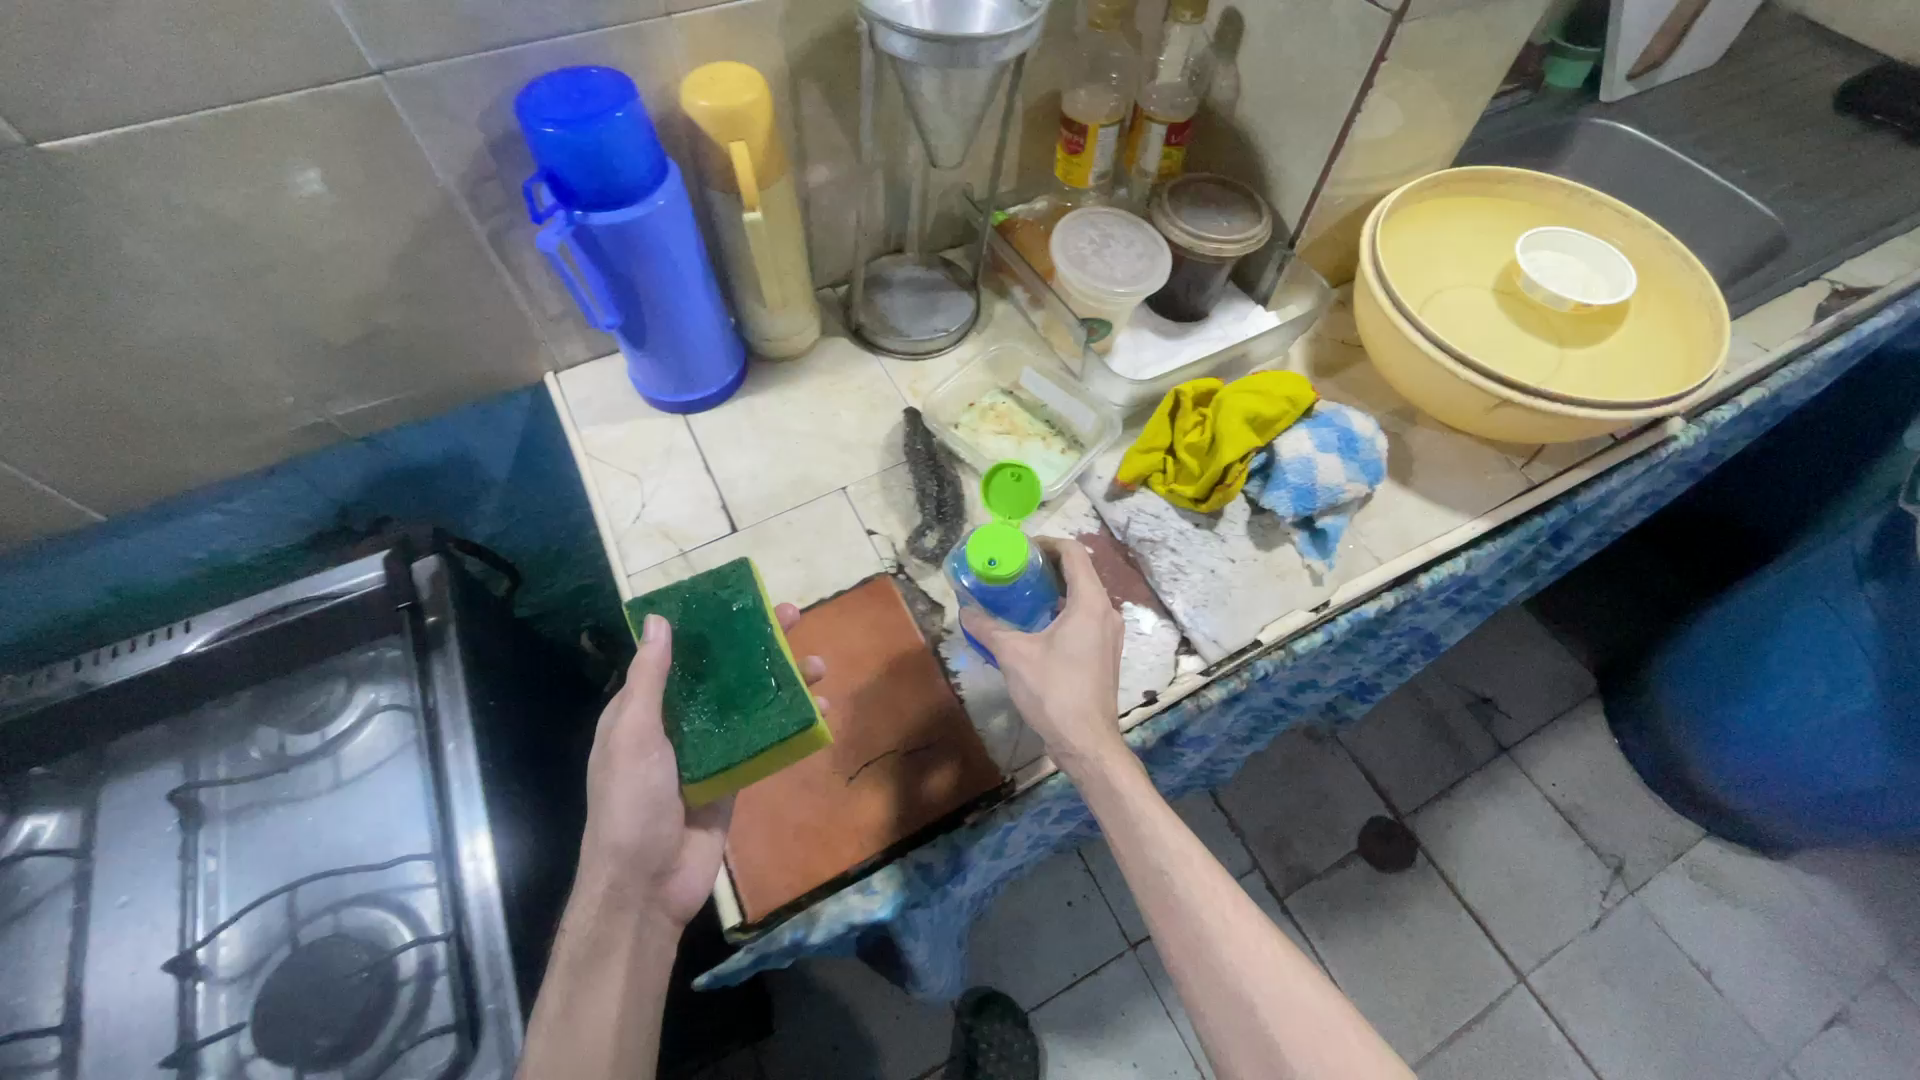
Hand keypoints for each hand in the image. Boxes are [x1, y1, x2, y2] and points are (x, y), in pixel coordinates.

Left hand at [578, 604, 826, 930]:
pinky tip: (819, 709)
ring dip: (781, 682)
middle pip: (721, 676)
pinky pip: (764, 743)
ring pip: (748, 706)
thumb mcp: (633, 735)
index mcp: (643, 711)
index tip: (743, 602)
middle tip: (794, 618)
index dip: (710, 627)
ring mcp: (707, 753)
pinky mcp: (733, 779)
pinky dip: (790, 724)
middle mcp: (676, 726)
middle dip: (756, 647)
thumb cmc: (631, 804)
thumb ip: (649, 680)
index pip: (679, 656)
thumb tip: (658, 621)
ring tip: (818, 663)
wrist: (646, 885)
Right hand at [960, 536, 1126, 774]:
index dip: (1046, 544)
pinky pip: (1085, 617)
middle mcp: (1106, 612)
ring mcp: (1110, 634)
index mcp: (1090, 602)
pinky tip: (1037, 626)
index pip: (1074, 553)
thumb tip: (965, 611)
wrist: (1085, 740)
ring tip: (1022, 595)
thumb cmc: (1053, 691)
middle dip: (1047, 567)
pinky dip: (1063, 611)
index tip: (1020, 549)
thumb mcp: (1013, 654)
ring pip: (1083, 597)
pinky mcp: (1105, 652)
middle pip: (1080, 573)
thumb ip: (988, 627)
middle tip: (1015, 570)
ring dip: (1055, 590)